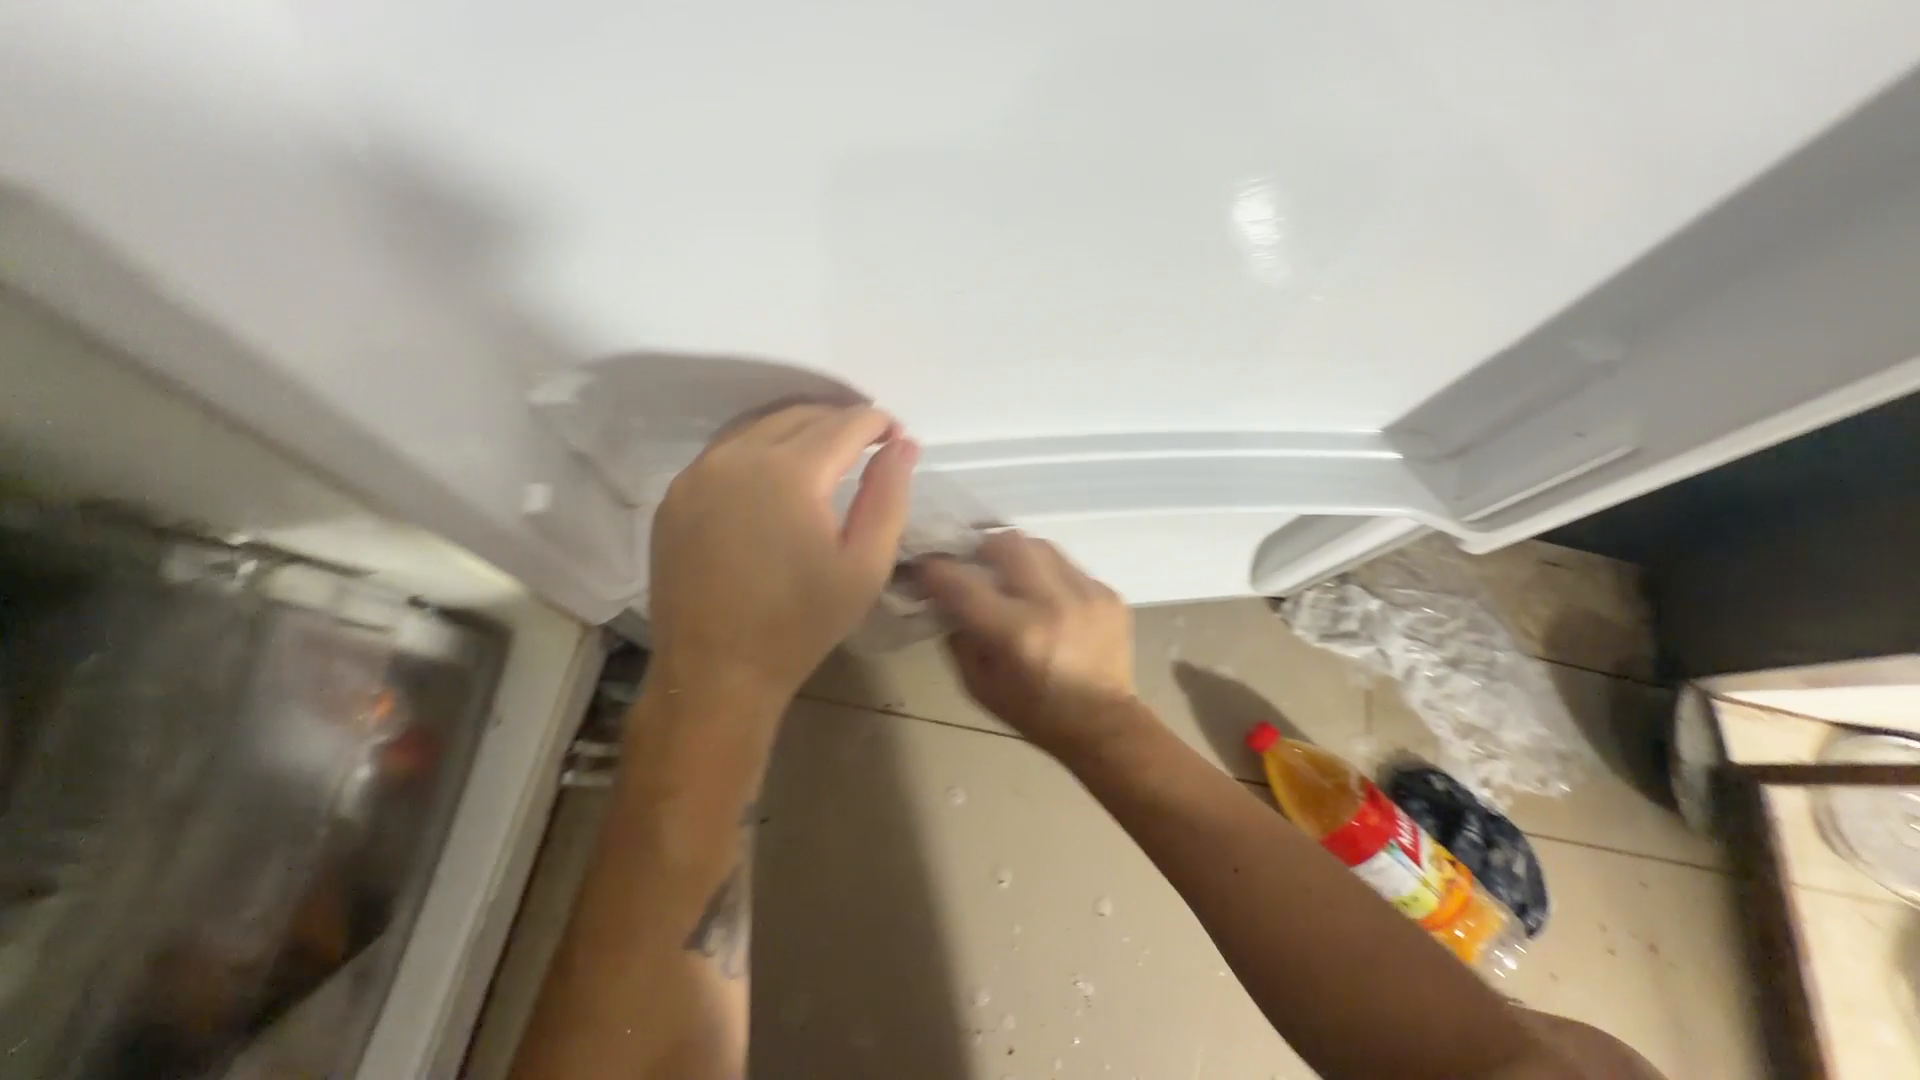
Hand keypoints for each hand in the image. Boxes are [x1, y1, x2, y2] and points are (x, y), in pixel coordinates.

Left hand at [648, 403, 917, 703]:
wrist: (716, 672)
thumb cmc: (801, 624)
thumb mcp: (865, 565)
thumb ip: (888, 496)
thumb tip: (902, 444)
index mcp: (789, 472)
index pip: (843, 423)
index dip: (876, 423)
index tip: (895, 435)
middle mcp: (738, 456)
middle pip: (799, 414)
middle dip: (839, 420)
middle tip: (867, 442)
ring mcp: (698, 473)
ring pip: (757, 427)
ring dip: (797, 429)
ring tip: (825, 452)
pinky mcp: (674, 495)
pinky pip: (724, 452)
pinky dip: (757, 450)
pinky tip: (773, 478)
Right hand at [917, 532, 1139, 751]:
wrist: (1103, 725)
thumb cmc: (1034, 712)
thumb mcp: (979, 685)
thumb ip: (958, 636)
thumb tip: (945, 599)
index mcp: (1018, 633)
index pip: (963, 583)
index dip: (935, 570)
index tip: (923, 566)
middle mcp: (1053, 604)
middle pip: (1007, 544)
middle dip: (981, 549)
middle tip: (972, 563)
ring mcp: (1087, 594)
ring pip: (1040, 545)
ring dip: (1016, 555)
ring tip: (1009, 574)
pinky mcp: (1108, 594)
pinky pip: (1068, 566)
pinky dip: (1048, 575)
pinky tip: (1046, 597)